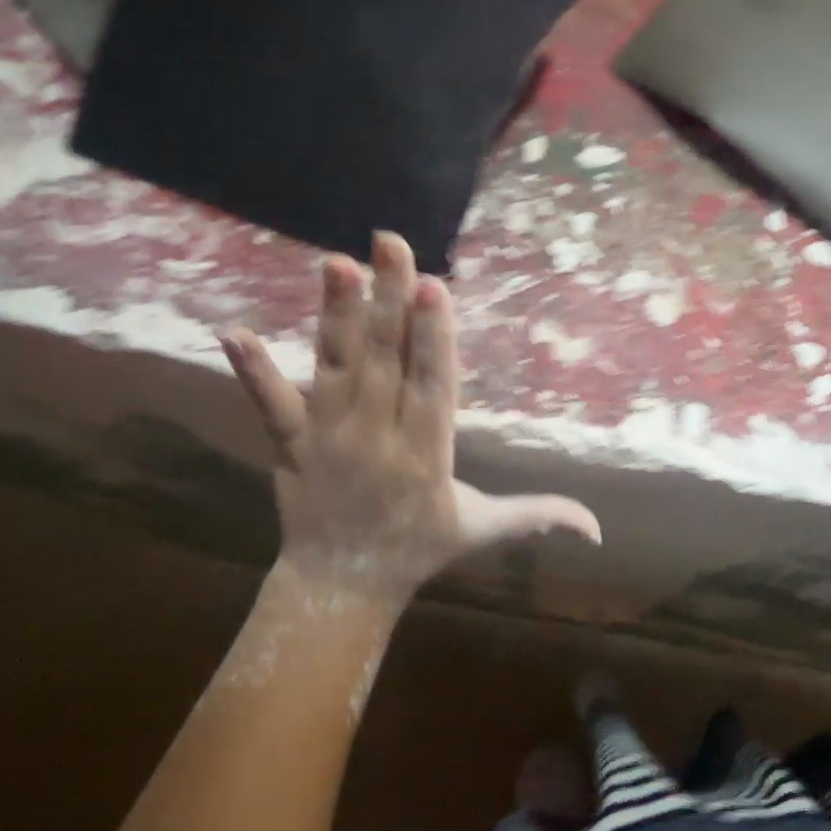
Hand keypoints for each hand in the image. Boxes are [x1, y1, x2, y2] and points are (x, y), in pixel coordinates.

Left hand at [220, 232, 599, 604]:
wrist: (342, 587)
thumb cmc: (420, 550)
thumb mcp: (485, 532)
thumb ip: (539, 517)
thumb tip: (598, 530)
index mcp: (428, 457)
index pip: (433, 386)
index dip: (432, 337)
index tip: (432, 287)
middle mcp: (379, 439)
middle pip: (385, 361)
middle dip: (387, 300)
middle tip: (388, 243)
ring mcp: (329, 441)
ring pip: (334, 369)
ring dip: (331, 317)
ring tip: (333, 263)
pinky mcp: (291, 446)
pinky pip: (271, 406)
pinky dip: (252, 372)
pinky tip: (232, 332)